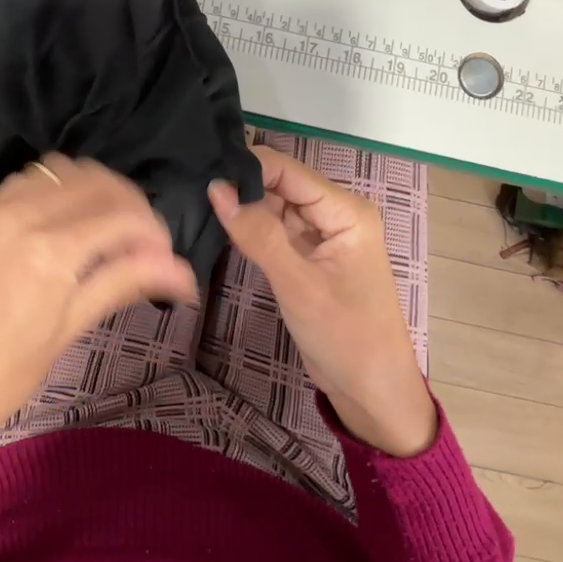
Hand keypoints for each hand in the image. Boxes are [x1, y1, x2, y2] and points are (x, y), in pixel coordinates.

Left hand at [0, 155, 198, 530]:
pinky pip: (26, 180)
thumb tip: (182, 271)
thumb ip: (123, 282)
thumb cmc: (7, 376)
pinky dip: (57, 187)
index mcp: (50, 253)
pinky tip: (67, 217)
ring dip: (94, 188)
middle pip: (96, 182)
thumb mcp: (71, 328)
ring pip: (62, 171)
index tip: (167, 256)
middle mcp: (22, 218)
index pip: (121, 217)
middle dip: (131, 204)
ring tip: (109, 224)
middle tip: (144, 239)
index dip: (154, 232)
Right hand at [209, 146, 437, 456]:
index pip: (287, 170)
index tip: (200, 174)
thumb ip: (257, 233)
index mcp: (346, 210)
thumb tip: (216, 187)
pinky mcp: (308, 255)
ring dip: (242, 206)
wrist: (372, 392)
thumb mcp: (298, 284)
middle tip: (190, 187)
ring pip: (273, 205)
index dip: (245, 169)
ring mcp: (321, 235)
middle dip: (240, 185)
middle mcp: (335, 213)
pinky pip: (275, 229)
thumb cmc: (345, 336)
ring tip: (195, 199)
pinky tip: (218, 223)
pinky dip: (250, 228)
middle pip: (279, 183)